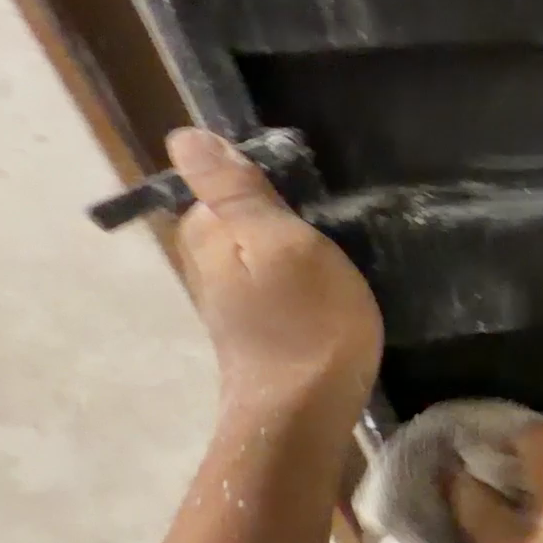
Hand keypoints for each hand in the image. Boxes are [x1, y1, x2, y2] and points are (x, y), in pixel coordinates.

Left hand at [168, 127, 382, 425]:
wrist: (309, 404)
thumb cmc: (306, 319)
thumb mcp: (282, 243)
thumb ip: (238, 193)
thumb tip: (188, 137)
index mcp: (208, 235)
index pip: (225, 179)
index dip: (272, 173)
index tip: (323, 183)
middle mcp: (210, 260)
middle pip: (247, 211)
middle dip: (291, 204)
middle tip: (348, 213)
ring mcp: (237, 293)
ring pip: (267, 242)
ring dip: (306, 237)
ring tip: (354, 242)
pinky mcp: (266, 316)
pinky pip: (284, 271)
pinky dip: (311, 265)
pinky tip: (342, 276)